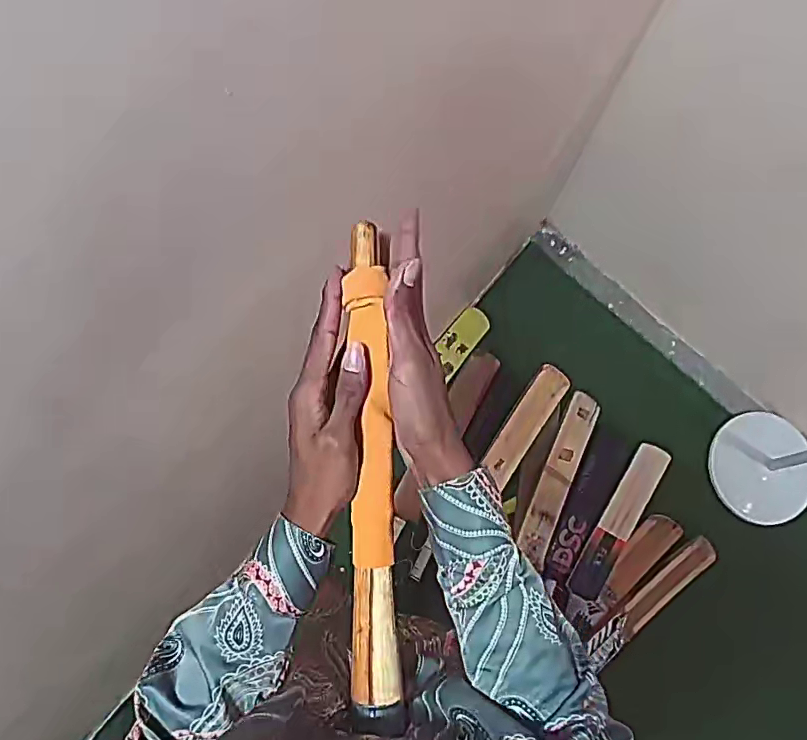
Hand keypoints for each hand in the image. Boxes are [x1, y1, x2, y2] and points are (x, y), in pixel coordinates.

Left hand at [283, 272, 369, 536]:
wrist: (311, 510)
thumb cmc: (323, 481)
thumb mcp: (339, 436)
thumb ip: (348, 394)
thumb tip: (356, 354)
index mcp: (308, 395)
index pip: (321, 343)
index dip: (330, 310)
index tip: (338, 279)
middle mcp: (308, 395)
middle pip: (324, 345)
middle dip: (335, 313)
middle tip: (348, 283)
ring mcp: (315, 405)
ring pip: (330, 360)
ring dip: (343, 334)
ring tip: (355, 308)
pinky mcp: (325, 416)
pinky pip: (337, 379)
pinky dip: (348, 361)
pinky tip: (360, 355)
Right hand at [385, 211, 474, 487]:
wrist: (431, 452)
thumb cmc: (423, 415)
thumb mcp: (409, 362)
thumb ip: (404, 318)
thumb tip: (407, 270)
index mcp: (415, 332)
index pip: (410, 280)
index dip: (407, 248)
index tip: (404, 218)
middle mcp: (413, 341)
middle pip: (403, 291)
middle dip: (394, 261)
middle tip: (383, 236)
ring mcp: (407, 358)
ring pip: (395, 313)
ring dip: (386, 288)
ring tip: (376, 269)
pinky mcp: (399, 375)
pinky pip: (387, 338)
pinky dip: (379, 321)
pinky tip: (375, 323)